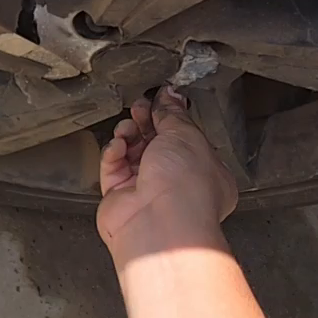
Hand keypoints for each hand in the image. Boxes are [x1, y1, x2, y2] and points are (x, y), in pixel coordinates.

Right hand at [97, 87, 237, 261]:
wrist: (159, 222)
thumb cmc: (186, 187)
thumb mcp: (186, 134)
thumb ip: (173, 113)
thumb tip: (170, 95)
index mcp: (205, 170)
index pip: (185, 137)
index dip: (172, 116)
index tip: (160, 99)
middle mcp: (175, 183)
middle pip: (156, 143)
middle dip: (147, 122)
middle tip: (140, 107)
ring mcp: (146, 191)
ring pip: (132, 153)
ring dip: (128, 135)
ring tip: (127, 127)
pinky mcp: (119, 197)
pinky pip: (112, 167)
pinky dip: (113, 153)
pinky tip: (118, 146)